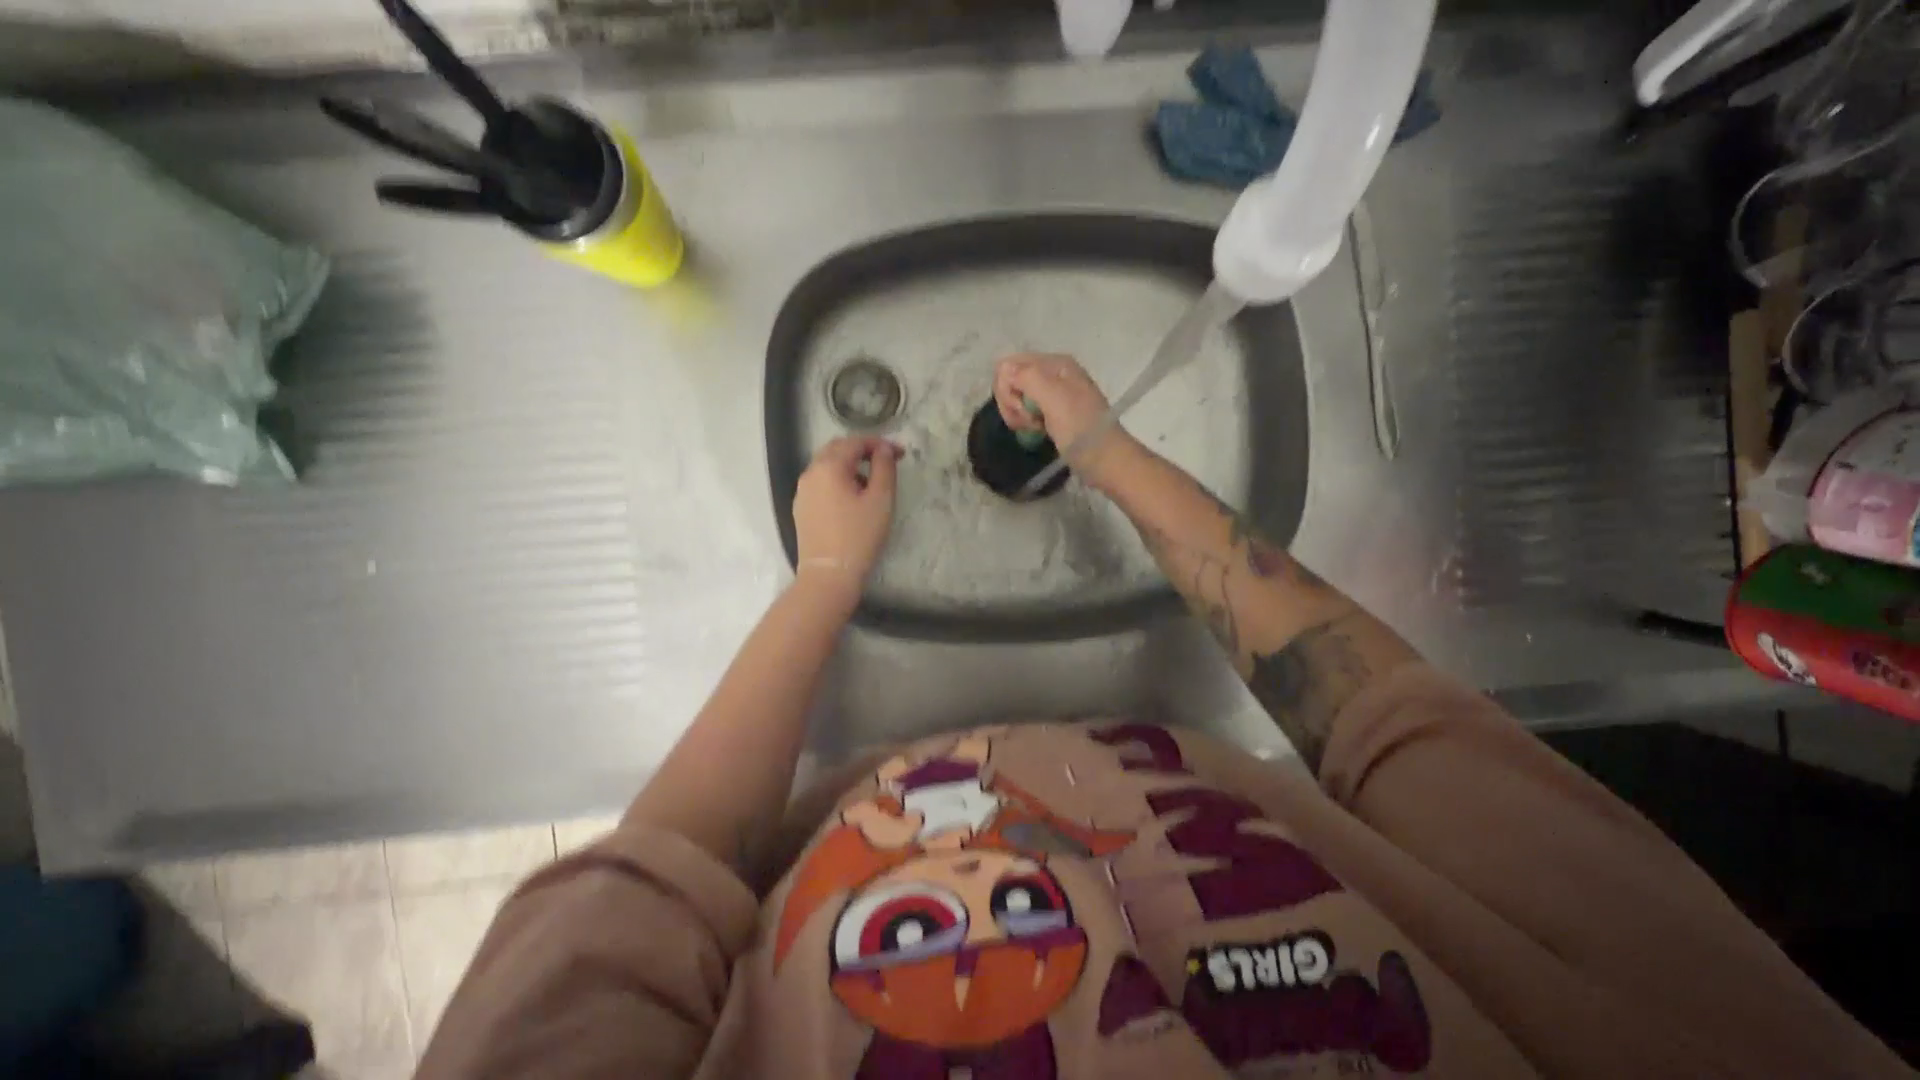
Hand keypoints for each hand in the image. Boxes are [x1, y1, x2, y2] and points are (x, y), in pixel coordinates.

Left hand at [793, 435, 900, 594]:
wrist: (829, 575)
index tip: (900, 454)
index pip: (855, 442)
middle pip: (837, 449)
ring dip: (849, 465)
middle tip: (886, 461)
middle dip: (862, 450)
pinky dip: (838, 481)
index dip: (880, 444)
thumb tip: (883, 449)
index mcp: (829, 467)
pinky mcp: (801, 508)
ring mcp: (802, 492)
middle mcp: (810, 473)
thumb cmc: (859, 536)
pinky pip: (821, 483)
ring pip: (826, 466)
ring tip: (871, 482)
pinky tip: (852, 499)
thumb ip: (884, 467)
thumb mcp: (880, 500)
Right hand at [993, 352, 1140, 489]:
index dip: (1007, 387)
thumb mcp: (1054, 397)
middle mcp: (1053, 373)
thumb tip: (1003, 367)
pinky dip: (1025, 421)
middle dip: (1011, 401)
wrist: (1105, 458)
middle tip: (1027, 420)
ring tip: (1033, 427)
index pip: (1010, 364)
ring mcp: (1053, 393)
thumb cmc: (1080, 427)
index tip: (1020, 407)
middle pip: (1011, 379)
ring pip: (1016, 397)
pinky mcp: (1052, 412)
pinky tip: (1036, 430)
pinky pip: (1027, 410)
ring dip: (1017, 414)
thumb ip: (1027, 377)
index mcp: (1055, 363)